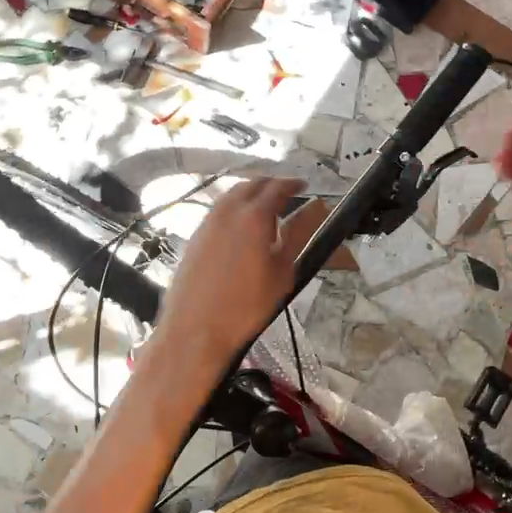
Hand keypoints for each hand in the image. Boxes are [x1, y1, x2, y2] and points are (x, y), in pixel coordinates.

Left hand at [152, 177, 306, 366]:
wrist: (195, 329)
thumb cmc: (246, 305)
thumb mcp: (282, 271)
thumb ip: (298, 233)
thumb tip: (316, 207)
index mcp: (254, 216)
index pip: (277, 187)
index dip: (293, 183)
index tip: (304, 186)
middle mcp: (228, 210)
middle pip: (252, 184)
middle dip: (272, 185)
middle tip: (288, 196)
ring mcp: (208, 221)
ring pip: (233, 194)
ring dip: (252, 194)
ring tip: (267, 210)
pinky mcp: (195, 235)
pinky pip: (219, 209)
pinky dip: (235, 207)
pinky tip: (242, 228)